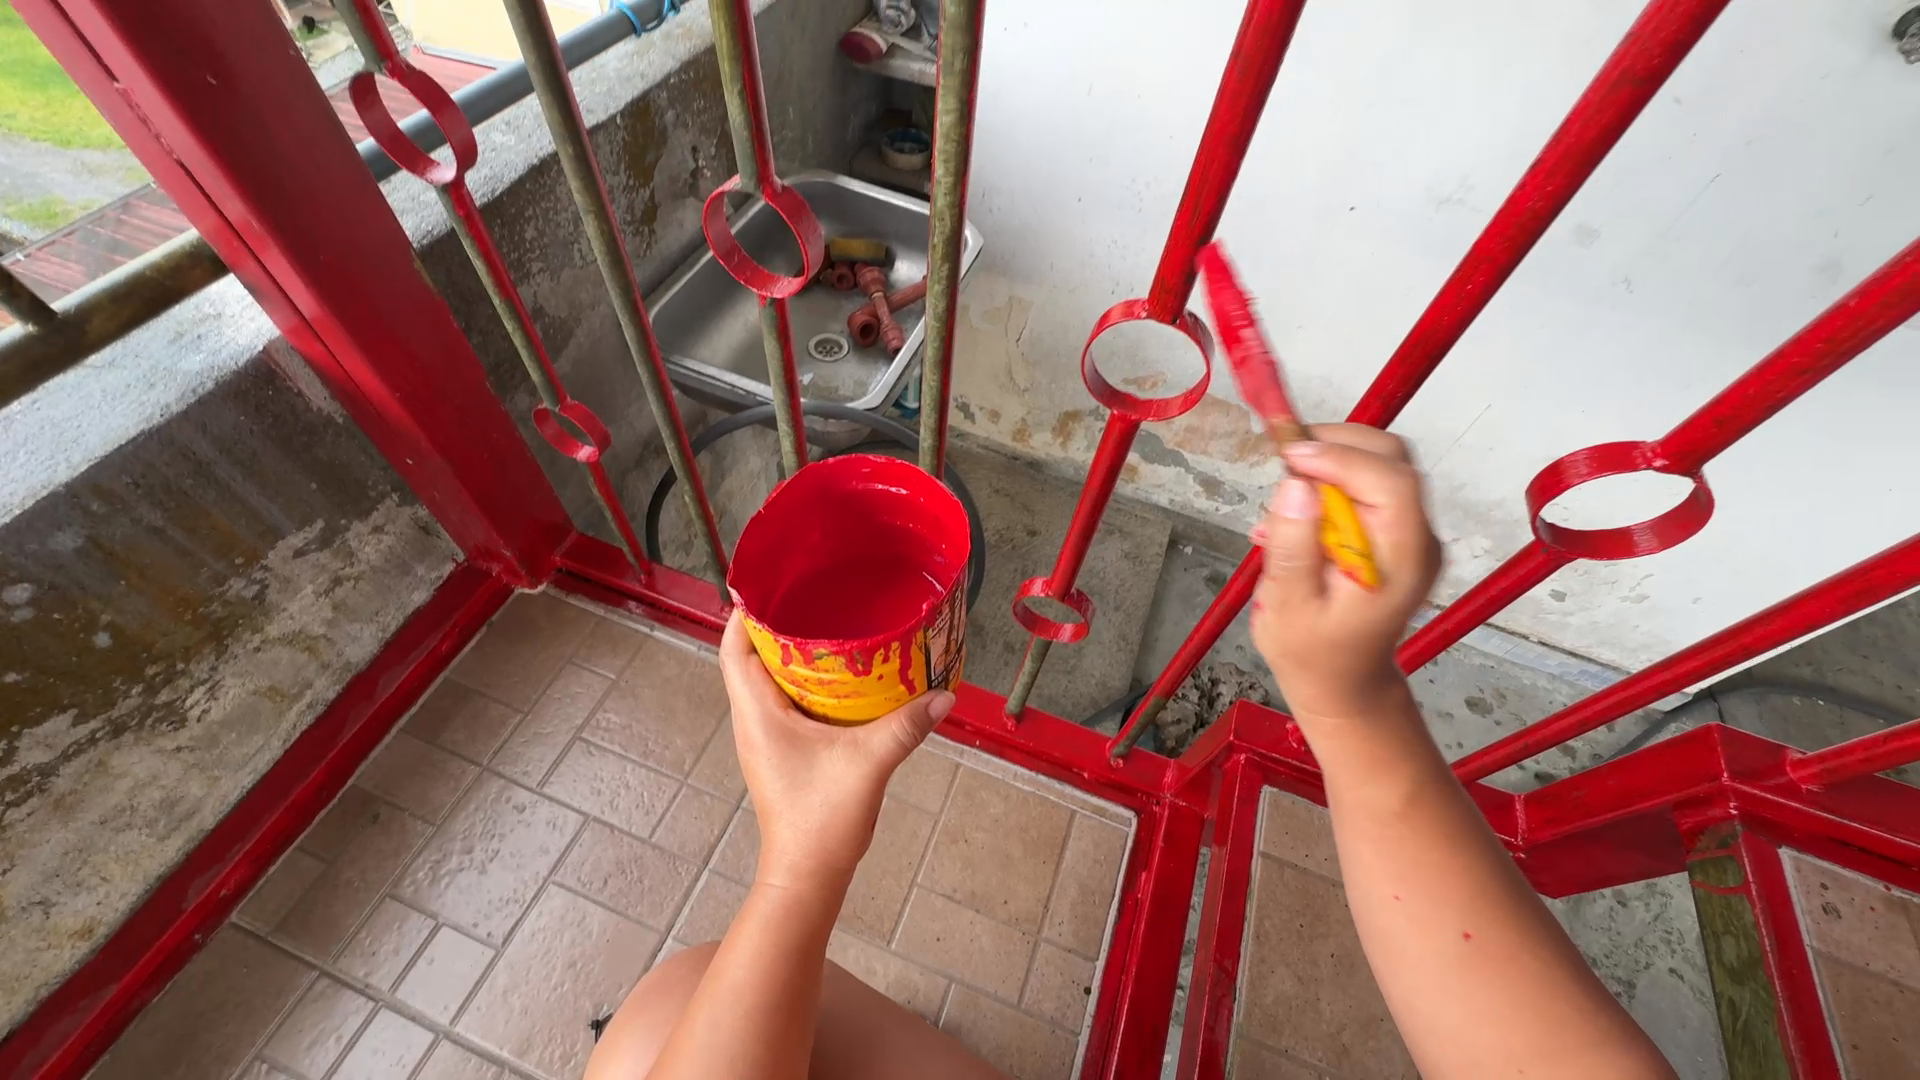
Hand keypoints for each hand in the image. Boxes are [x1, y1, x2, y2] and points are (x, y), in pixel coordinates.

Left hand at [718, 610, 954, 893]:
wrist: (807, 876)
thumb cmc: (822, 820)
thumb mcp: (868, 765)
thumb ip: (905, 727)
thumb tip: (945, 695)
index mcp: (757, 715)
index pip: (733, 651)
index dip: (745, 614)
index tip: (774, 584)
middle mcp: (754, 720)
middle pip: (750, 658)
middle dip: (775, 624)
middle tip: (814, 595)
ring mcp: (766, 737)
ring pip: (768, 679)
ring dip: (791, 653)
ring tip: (829, 625)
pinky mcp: (783, 750)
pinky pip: (786, 700)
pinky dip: (806, 679)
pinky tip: (842, 676)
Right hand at [1250, 424, 1440, 722]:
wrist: (1342, 681)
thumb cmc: (1311, 652)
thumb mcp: (1287, 606)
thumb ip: (1293, 546)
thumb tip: (1294, 485)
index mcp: (1400, 560)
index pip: (1389, 482)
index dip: (1340, 458)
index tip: (1288, 457)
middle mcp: (1417, 539)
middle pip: (1391, 460)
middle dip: (1336, 446)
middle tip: (1283, 461)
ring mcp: (1409, 534)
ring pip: (1379, 466)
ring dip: (1328, 463)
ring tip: (1284, 496)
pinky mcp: (1393, 532)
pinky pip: (1367, 487)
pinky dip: (1329, 482)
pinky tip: (1295, 513)